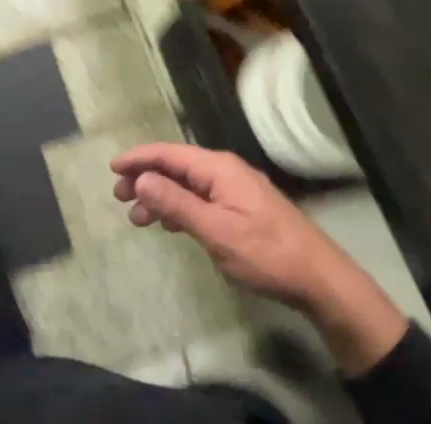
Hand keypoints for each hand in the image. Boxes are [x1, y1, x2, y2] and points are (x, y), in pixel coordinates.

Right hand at [112, 143, 408, 373]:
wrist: (318, 278)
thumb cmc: (265, 253)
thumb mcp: (215, 231)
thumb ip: (177, 203)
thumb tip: (142, 179)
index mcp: (219, 169)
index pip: (170, 154)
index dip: (139, 158)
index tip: (112, 168)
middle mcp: (226, 172)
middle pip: (177, 166)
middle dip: (146, 178)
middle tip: (119, 198)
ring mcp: (236, 190)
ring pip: (188, 184)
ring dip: (161, 196)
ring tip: (138, 218)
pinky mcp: (242, 209)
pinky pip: (201, 198)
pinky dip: (180, 206)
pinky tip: (170, 223)